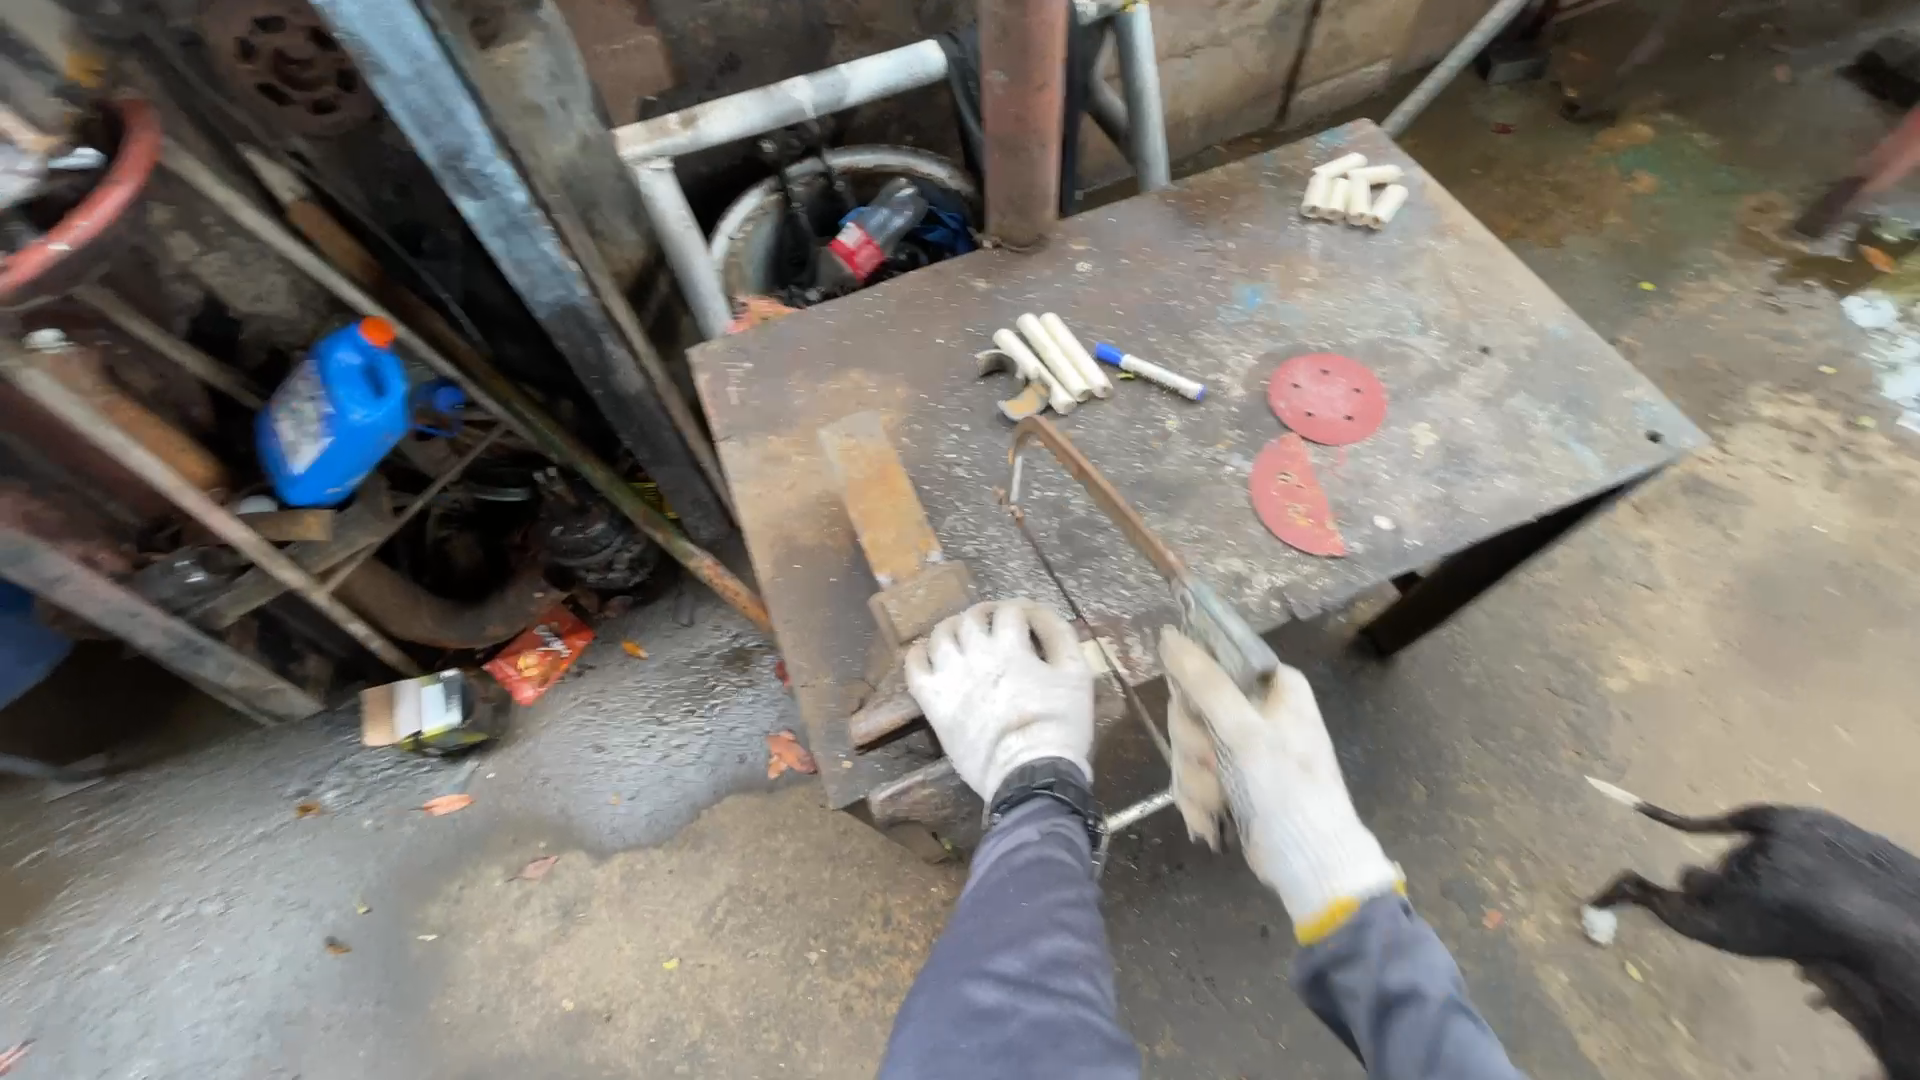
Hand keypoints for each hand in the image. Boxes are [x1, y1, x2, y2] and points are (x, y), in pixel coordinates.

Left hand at [905, 599, 1093, 800]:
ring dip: (953, 627)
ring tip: (962, 636)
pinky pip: (914, 667)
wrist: (1031, 775)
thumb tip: (1042, 614)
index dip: (1021, 609)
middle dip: (985, 613)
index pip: (1011, 610)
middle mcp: (975, 654)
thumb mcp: (1077, 675)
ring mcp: (950, 678)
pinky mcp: (934, 704)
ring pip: (941, 635)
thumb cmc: (1060, 726)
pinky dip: (919, 654)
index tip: (1028, 618)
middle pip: (972, 617)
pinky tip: (929, 655)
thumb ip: (1060, 636)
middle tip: (994, 623)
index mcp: (1011, 646)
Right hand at [1160, 627, 1400, 942]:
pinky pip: (1191, 769)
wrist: (1309, 863)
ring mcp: (1241, 743)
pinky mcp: (1228, 774)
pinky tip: (1212, 815)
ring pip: (1186, 740)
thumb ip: (1205, 682)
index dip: (1193, 687)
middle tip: (1211, 762)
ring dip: (1194, 775)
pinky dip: (1196, 794)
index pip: (1212, 661)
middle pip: (1190, 704)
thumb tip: (1167, 635)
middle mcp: (1256, 707)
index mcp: (1273, 685)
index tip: (1194, 713)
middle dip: (1193, 744)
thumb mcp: (1244, 731)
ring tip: (1217, 799)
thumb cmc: (1286, 789)